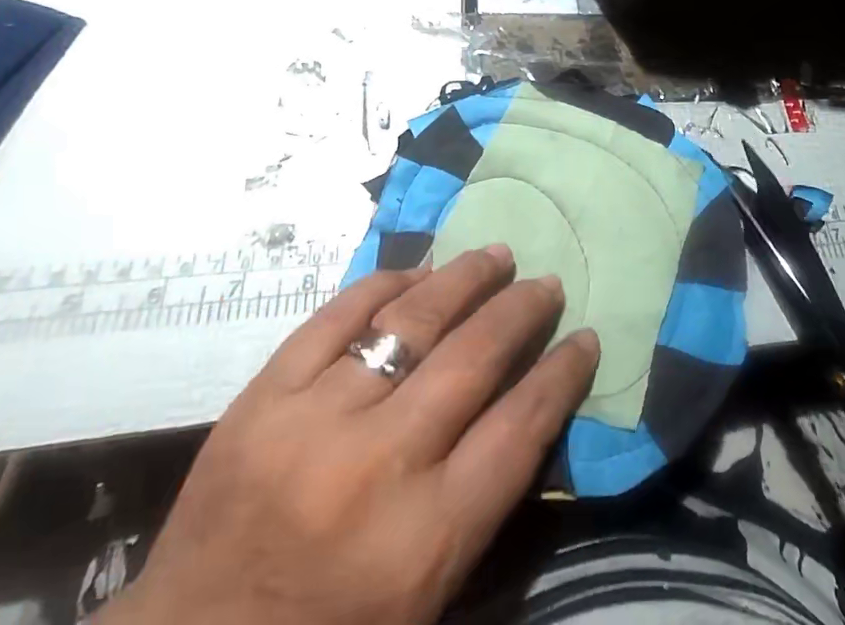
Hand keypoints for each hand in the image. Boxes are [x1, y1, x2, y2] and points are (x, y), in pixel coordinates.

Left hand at [98, 246, 599, 624]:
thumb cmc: (341, 620)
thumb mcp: (441, 575)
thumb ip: (493, 484)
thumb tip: (535, 391)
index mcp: (431, 530)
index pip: (524, 422)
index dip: (564, 370)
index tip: (585, 337)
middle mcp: (377, 466)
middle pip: (475, 358)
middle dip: (522, 310)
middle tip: (546, 284)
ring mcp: (311, 426)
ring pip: (410, 323)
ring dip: (464, 280)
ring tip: (496, 256)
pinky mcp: (258, 403)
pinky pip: (334, 319)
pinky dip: (384, 286)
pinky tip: (418, 274)